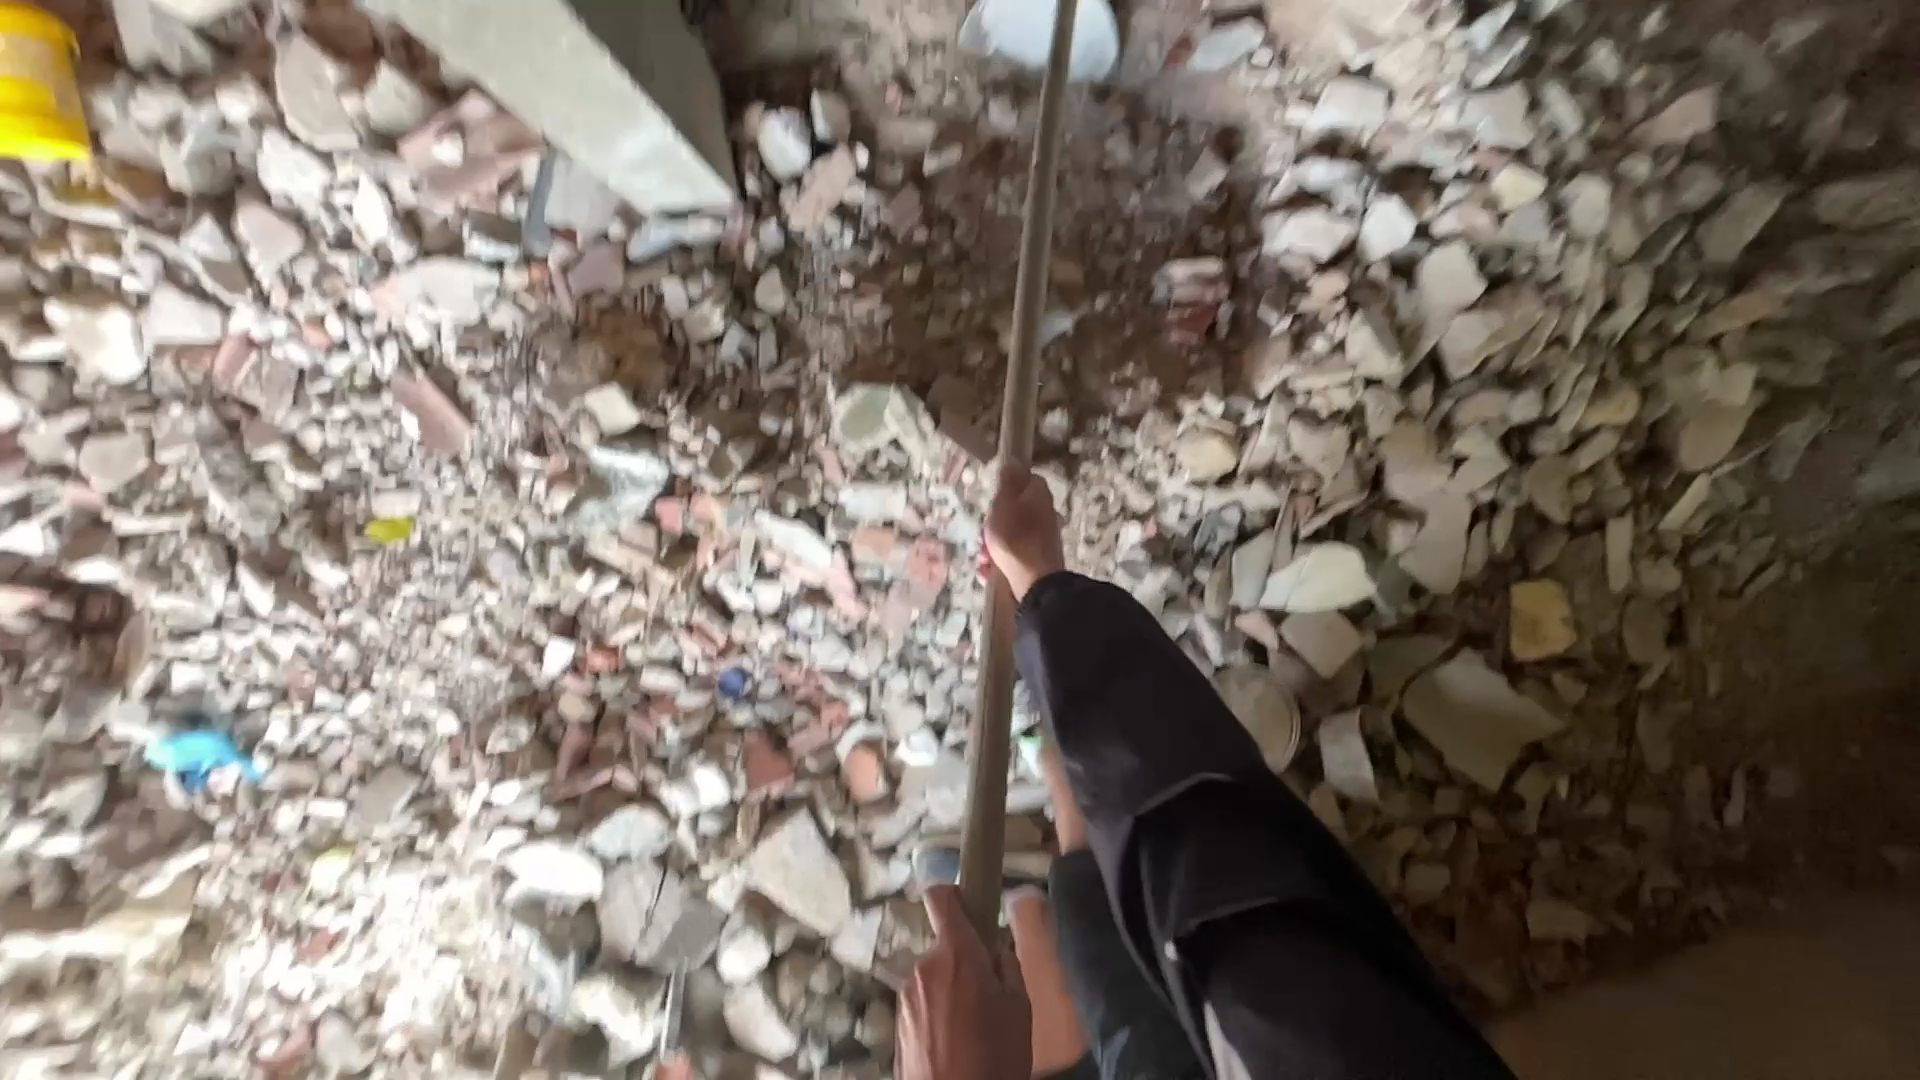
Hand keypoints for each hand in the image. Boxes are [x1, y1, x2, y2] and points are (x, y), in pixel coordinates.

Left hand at [897, 885, 1032, 1079]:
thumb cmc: (996, 1057)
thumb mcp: (1019, 1006)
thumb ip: (1005, 964)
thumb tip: (993, 946)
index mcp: (955, 953)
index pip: (940, 896)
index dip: (954, 895)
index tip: (972, 909)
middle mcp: (924, 966)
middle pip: (942, 944)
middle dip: (963, 959)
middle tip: (987, 991)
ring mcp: (907, 995)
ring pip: (933, 975)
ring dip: (950, 988)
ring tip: (972, 1026)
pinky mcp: (898, 1023)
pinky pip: (922, 1002)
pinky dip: (937, 1012)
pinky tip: (955, 1042)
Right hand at [985, 461, 1065, 601]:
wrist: (1034, 581)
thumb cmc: (1014, 538)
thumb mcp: (1004, 504)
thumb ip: (1008, 482)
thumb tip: (1014, 460)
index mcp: (1039, 495)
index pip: (1027, 480)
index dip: (1007, 488)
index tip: (992, 499)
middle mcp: (1045, 513)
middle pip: (1015, 510)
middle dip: (993, 524)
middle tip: (982, 535)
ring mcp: (1043, 537)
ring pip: (1011, 533)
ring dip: (992, 545)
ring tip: (983, 559)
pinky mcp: (1038, 558)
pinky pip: (1014, 552)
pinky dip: (1000, 560)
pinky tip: (988, 571)